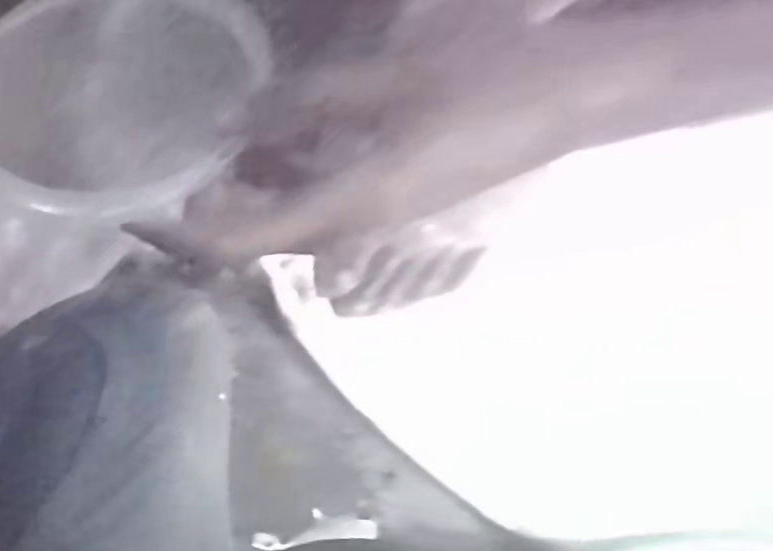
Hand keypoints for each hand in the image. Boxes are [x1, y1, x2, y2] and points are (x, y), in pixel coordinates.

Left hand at [191, 19, 604, 262]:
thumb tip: (240, 116)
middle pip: (252, 238)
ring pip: (279, 223)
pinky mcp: (379, 208)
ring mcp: (361, 224)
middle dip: (220, 208)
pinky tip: (281, 144)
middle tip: (204, 163)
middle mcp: (341, 232)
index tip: (176, 198)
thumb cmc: (503, 82)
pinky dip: (285, 184)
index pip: (239, 244)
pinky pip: (311, 208)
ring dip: (251, 194)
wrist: (600, 93)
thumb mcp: (402, 79)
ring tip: (236, 148)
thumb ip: (314, 101)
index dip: (198, 230)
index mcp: (341, 209)